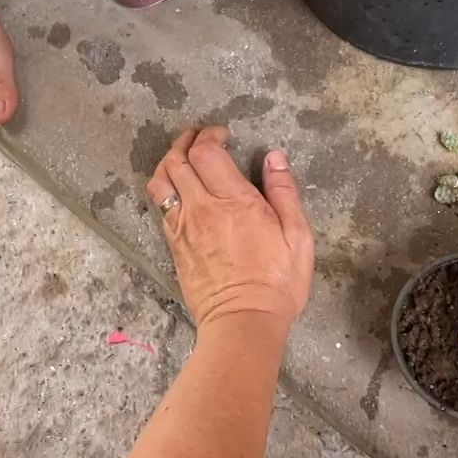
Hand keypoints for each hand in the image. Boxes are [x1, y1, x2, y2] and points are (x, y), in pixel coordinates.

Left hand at [145, 127, 312, 330]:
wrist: (243, 322)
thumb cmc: (277, 282)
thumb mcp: (297, 235)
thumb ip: (284, 191)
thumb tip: (274, 158)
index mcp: (233, 200)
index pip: (206, 152)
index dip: (209, 136)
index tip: (222, 135)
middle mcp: (201, 208)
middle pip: (176, 161)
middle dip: (185, 141)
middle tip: (198, 137)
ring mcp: (183, 227)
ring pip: (160, 182)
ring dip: (168, 162)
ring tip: (183, 158)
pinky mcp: (174, 246)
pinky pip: (161, 207)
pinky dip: (166, 189)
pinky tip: (179, 191)